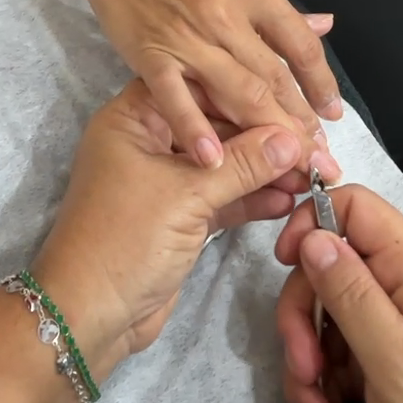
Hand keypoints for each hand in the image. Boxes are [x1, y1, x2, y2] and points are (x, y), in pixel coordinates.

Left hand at [33, 78, 309, 373]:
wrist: (89, 314)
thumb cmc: (125, 237)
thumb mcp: (186, 194)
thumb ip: (243, 164)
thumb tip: (293, 138)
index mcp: (135, 115)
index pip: (198, 89)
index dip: (247, 96)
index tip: (294, 108)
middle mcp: (149, 138)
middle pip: (215, 127)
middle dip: (263, 140)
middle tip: (314, 151)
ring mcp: (164, 177)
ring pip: (222, 163)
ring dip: (263, 171)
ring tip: (310, 177)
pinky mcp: (178, 213)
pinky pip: (220, 195)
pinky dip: (250, 198)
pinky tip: (287, 200)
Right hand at [41, 0, 343, 178]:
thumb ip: (274, 8)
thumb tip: (323, 26)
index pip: (300, 46)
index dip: (320, 86)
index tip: (332, 117)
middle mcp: (226, 12)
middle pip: (274, 77)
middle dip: (300, 123)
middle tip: (320, 161)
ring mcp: (187, 35)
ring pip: (237, 92)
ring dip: (266, 133)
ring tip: (287, 166)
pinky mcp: (149, 53)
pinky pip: (177, 98)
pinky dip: (196, 130)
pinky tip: (214, 160)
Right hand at [273, 186, 402, 402]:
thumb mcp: (400, 364)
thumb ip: (352, 295)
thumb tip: (312, 234)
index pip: (354, 206)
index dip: (312, 222)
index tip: (285, 264)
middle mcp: (401, 290)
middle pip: (327, 269)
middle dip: (304, 319)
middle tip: (304, 368)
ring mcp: (393, 330)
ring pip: (325, 320)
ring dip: (309, 367)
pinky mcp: (386, 366)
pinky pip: (337, 359)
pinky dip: (324, 392)